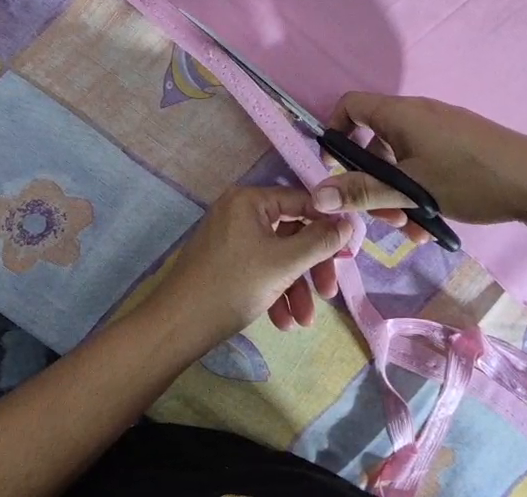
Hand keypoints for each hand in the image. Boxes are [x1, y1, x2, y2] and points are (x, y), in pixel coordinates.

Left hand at [149, 186, 357, 346]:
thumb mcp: (283, 264)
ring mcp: (231, 236)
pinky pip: (261, 268)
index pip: (302, 201)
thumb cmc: (232, 286)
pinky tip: (282, 322)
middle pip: (292, 232)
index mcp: (250, 200)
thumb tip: (349, 223)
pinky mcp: (226, 261)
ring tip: (304, 321)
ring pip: (278, 256)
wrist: (176, 327)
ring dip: (295, 287)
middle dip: (311, 267)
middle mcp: (240, 211)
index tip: (350, 250)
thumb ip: (320, 242)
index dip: (329, 225)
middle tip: (330, 293)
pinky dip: (275, 291)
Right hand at [312, 93, 526, 228]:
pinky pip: (423, 162)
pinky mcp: (460, 143)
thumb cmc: (469, 179)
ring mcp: (441, 127)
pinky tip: (432, 223)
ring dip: (396, 193)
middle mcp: (417, 113)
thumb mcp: (411, 189)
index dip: (334, 135)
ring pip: (401, 158)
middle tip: (382, 217)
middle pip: (374, 139)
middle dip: (370, 179)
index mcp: (400, 113)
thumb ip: (362, 191)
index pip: (349, 106)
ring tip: (412, 229)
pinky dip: (418, 189)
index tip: (335, 172)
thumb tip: (316, 195)